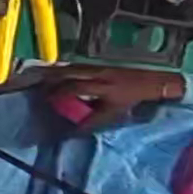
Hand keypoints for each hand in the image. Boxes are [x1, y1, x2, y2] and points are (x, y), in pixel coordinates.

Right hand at [47, 66, 183, 127]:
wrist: (155, 83)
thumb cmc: (134, 100)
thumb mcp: (115, 112)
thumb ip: (93, 120)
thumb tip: (73, 130)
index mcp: (103, 87)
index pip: (73, 87)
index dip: (57, 93)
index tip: (45, 100)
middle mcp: (97, 74)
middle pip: (65, 73)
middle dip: (48, 79)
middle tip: (37, 87)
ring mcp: (96, 66)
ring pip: (68, 67)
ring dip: (53, 73)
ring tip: (41, 79)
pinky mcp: (96, 63)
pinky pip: (73, 65)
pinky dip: (62, 70)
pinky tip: (56, 74)